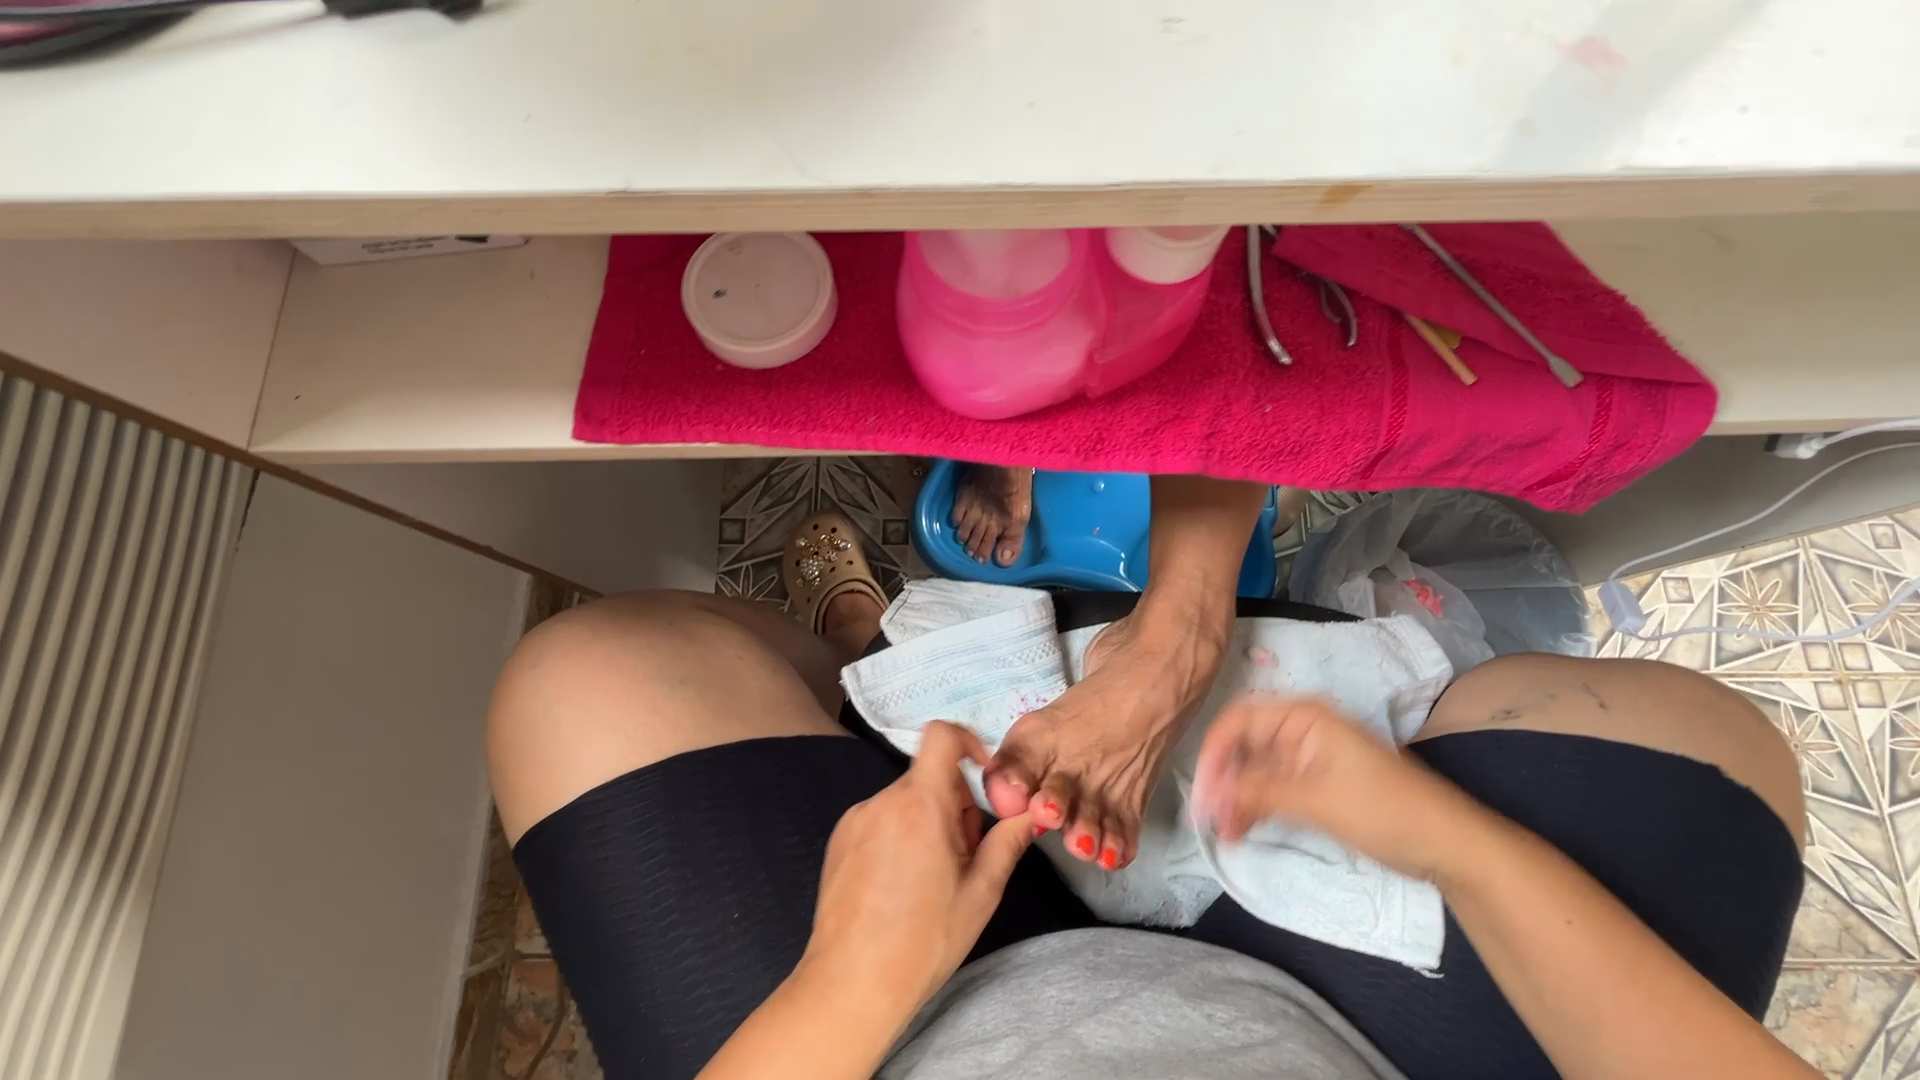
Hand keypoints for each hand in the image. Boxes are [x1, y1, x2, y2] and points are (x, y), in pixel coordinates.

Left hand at [803, 722, 1033, 1014]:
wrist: (851, 983)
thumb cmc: (925, 940)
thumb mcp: (981, 893)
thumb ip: (1007, 842)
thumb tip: (1030, 812)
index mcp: (921, 804)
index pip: (941, 736)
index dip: (967, 742)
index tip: (983, 776)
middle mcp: (883, 800)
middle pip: (929, 777)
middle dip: (954, 803)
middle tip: (963, 856)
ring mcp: (855, 818)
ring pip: (905, 800)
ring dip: (926, 820)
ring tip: (930, 877)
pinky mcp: (838, 839)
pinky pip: (880, 819)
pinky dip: (899, 834)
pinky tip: (900, 884)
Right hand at [1190, 697, 1484, 879]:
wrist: (1448, 845)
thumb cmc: (1385, 809)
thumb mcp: (1315, 799)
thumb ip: (1257, 792)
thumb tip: (1207, 798)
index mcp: (1304, 715)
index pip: (1239, 719)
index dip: (1214, 751)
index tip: (1201, 789)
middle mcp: (1301, 729)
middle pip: (1244, 745)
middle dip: (1222, 779)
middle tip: (1209, 817)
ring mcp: (1307, 758)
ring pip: (1254, 770)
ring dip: (1235, 797)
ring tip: (1223, 831)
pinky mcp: (1313, 786)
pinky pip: (1270, 789)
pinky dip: (1253, 807)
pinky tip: (1241, 830)